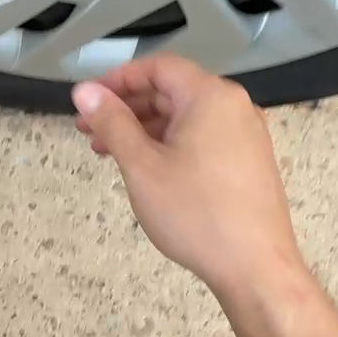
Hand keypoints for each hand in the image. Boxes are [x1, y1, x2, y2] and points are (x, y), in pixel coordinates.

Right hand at [73, 54, 308, 298]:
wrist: (254, 268)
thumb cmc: (194, 212)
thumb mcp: (141, 165)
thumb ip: (111, 122)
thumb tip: (83, 91)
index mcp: (211, 97)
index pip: (157, 68)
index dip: (117, 80)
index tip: (86, 102)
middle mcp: (234, 106)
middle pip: (171, 91)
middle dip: (126, 107)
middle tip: (88, 130)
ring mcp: (245, 134)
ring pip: (184, 117)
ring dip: (143, 128)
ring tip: (108, 152)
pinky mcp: (248, 161)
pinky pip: (201, 137)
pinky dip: (168, 144)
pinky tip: (145, 168)